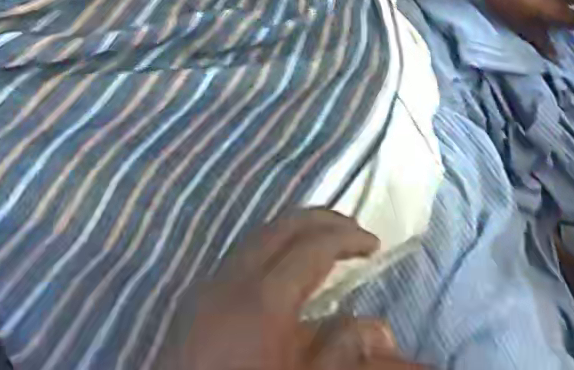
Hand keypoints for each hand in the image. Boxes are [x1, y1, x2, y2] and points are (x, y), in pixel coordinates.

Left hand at [154, 209, 424, 369]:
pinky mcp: (195, 297)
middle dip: (321, 221)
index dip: (347, 238)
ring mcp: (210, 283)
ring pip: (257, 233)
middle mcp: (234, 276)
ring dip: (293, 230)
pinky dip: (269, 244)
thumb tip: (378, 325)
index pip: (312, 246)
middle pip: (282, 227)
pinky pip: (240, 252)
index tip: (374, 243)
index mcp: (265, 298)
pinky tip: (282, 263)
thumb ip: (340, 353)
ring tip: (323, 241)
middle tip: (354, 230)